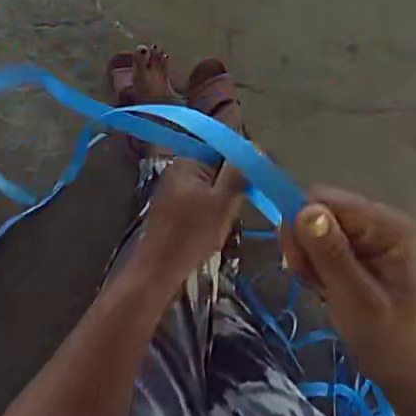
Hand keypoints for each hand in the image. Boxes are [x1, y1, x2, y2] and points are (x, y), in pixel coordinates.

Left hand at [135, 159, 245, 286]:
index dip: (241, 168)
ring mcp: (172, 188)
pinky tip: (208, 231)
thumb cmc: (191, 235)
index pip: (223, 151)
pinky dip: (208, 213)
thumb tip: (256, 147)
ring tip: (220, 224)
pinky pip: (198, 202)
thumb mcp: (222, 202)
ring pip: (209, 189)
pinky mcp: (170, 207)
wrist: (158, 268)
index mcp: (187, 161)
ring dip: (220, 204)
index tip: (251, 187)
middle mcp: (177, 169)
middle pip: (216, 170)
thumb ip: (238, 173)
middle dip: (229, 190)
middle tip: (231, 212)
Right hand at [279, 185, 415, 387]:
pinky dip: (313, 265)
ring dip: (306, 257)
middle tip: (307, 280)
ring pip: (313, 226)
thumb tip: (305, 210)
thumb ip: (331, 254)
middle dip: (303, 243)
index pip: (325, 200)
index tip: (296, 264)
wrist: (413, 376)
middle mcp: (378, 221)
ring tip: (321, 289)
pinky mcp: (357, 249)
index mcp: (387, 225)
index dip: (302, 225)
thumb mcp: (357, 300)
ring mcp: (368, 234)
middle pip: (317, 209)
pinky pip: (319, 242)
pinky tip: (325, 288)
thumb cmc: (391, 341)